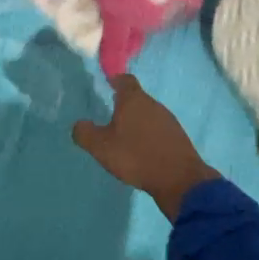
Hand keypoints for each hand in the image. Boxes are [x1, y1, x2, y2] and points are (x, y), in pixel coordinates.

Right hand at [73, 74, 219, 219]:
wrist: (179, 180)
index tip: (108, 84)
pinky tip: (142, 150)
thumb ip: (85, 133)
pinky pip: (159, 130)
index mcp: (134, 100)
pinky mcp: (178, 138)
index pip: (125, 80)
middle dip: (125, 105)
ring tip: (125, 136)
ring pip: (149, 114)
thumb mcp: (101, 147)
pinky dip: (149, 135)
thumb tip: (79, 124)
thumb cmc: (136, 156)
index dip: (116, 80)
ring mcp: (169, 121)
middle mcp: (154, 104)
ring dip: (138, 121)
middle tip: (111, 115)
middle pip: (137, 98)